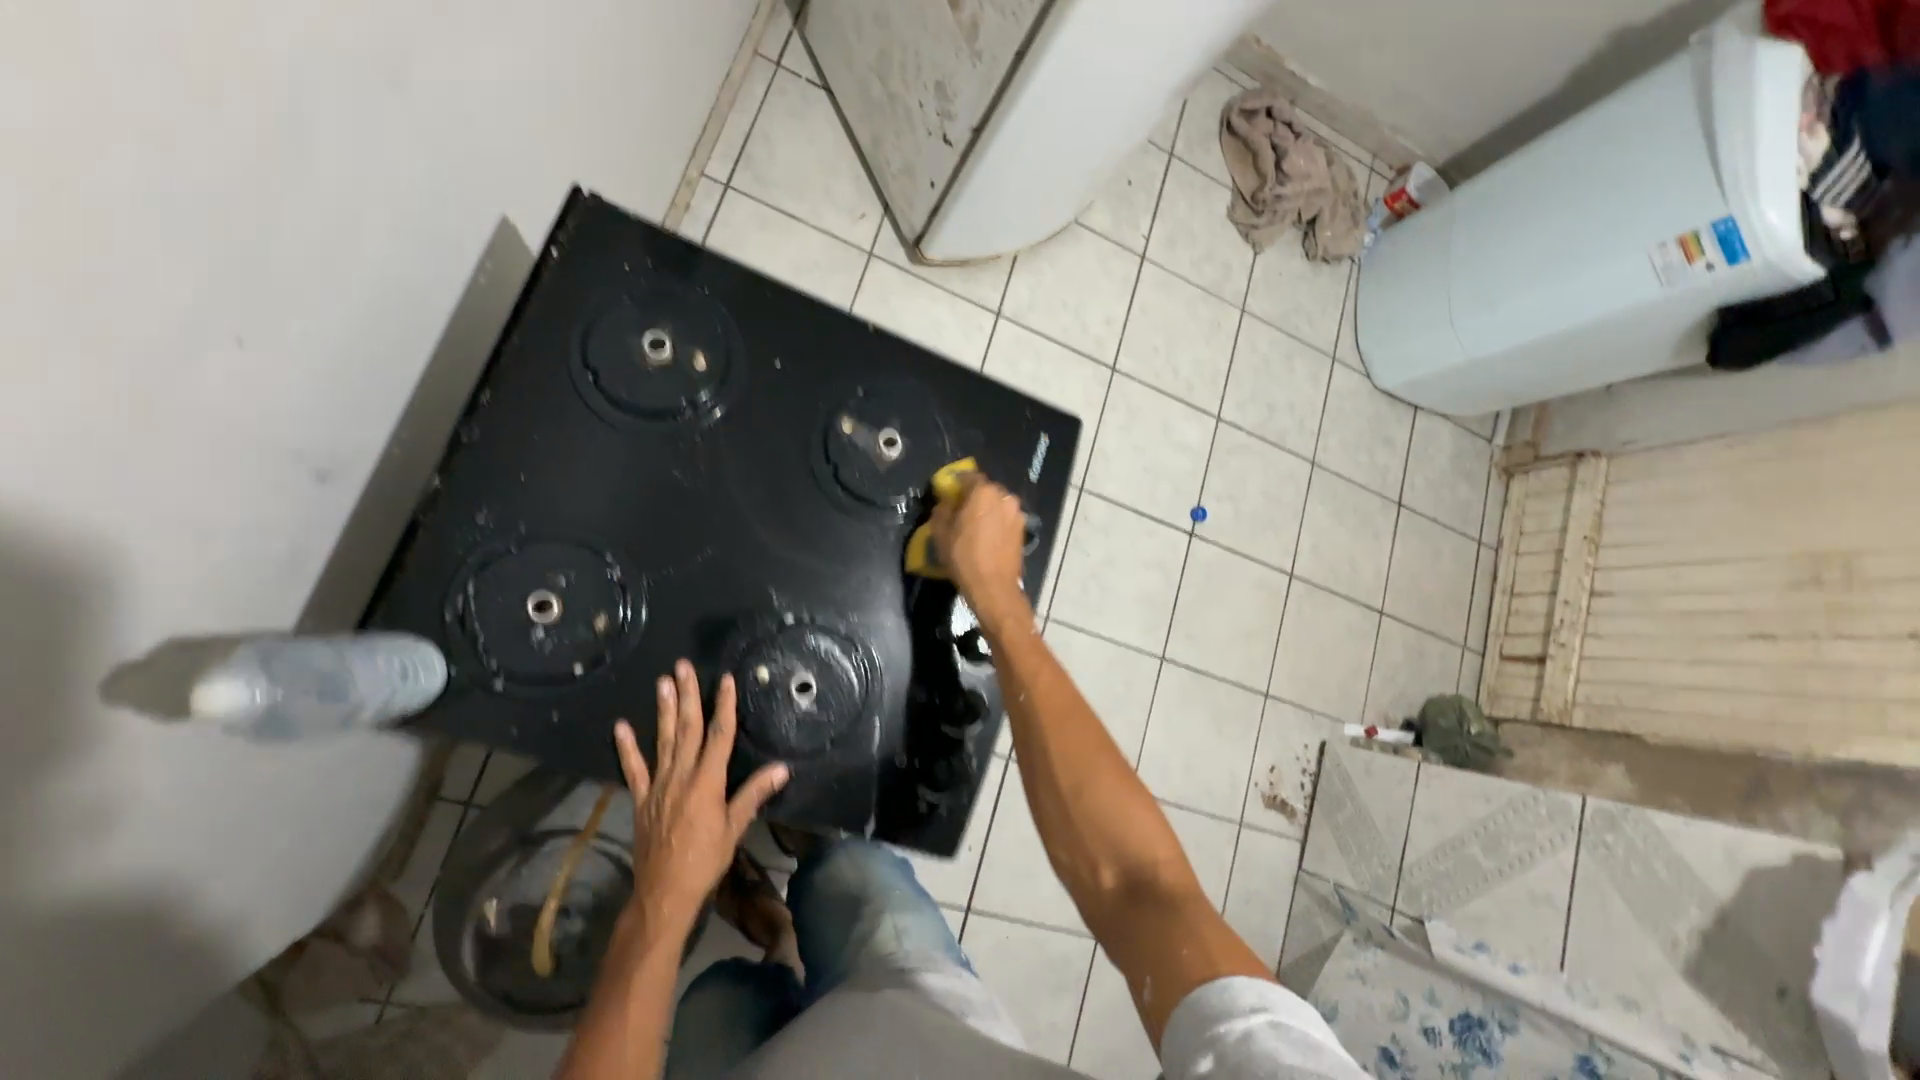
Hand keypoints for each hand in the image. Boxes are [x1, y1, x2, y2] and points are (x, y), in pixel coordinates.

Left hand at [612, 660, 788, 935]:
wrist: (664, 891)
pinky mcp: (642, 799)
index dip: (723, 706)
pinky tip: (621, 727)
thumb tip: (782, 768)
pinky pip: (634, 769)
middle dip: (688, 696)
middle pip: (687, 729)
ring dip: (663, 711)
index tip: (725, 680)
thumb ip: (754, 794)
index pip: (719, 735)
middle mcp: (681, 776)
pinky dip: (627, 748)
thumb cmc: (706, 860)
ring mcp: (658, 786)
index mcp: (707, 781)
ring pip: (663, 741)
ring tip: (662, 683)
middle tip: (683, 667)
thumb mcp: (735, 828)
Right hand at [930, 473, 1032, 631]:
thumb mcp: (941, 533)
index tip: (948, 492)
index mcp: (984, 492)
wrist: (994, 587)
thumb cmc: (964, 557)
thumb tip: (946, 502)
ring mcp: (1017, 513)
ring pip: (997, 504)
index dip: (956, 482)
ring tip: (975, 526)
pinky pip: (1005, 518)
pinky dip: (997, 522)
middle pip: (986, 490)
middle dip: (973, 496)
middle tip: (961, 510)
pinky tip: (988, 537)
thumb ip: (942, 509)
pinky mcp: (1023, 530)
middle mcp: (1004, 497)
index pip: (968, 476)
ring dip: (987, 510)